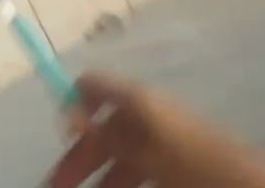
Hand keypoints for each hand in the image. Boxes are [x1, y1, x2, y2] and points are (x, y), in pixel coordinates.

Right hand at [49, 73, 264, 187]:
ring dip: (104, 182)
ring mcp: (169, 148)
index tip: (61, 137)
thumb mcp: (150, 156)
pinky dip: (130, 187)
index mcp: (139, 104)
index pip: (92, 87)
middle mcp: (150, 119)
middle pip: (104, 132)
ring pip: (124, 162)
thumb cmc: (203, 172)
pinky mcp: (185, 174)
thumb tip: (66, 114)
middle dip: (79, 161)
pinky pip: (146, 176)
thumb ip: (106, 136)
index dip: (72, 106)